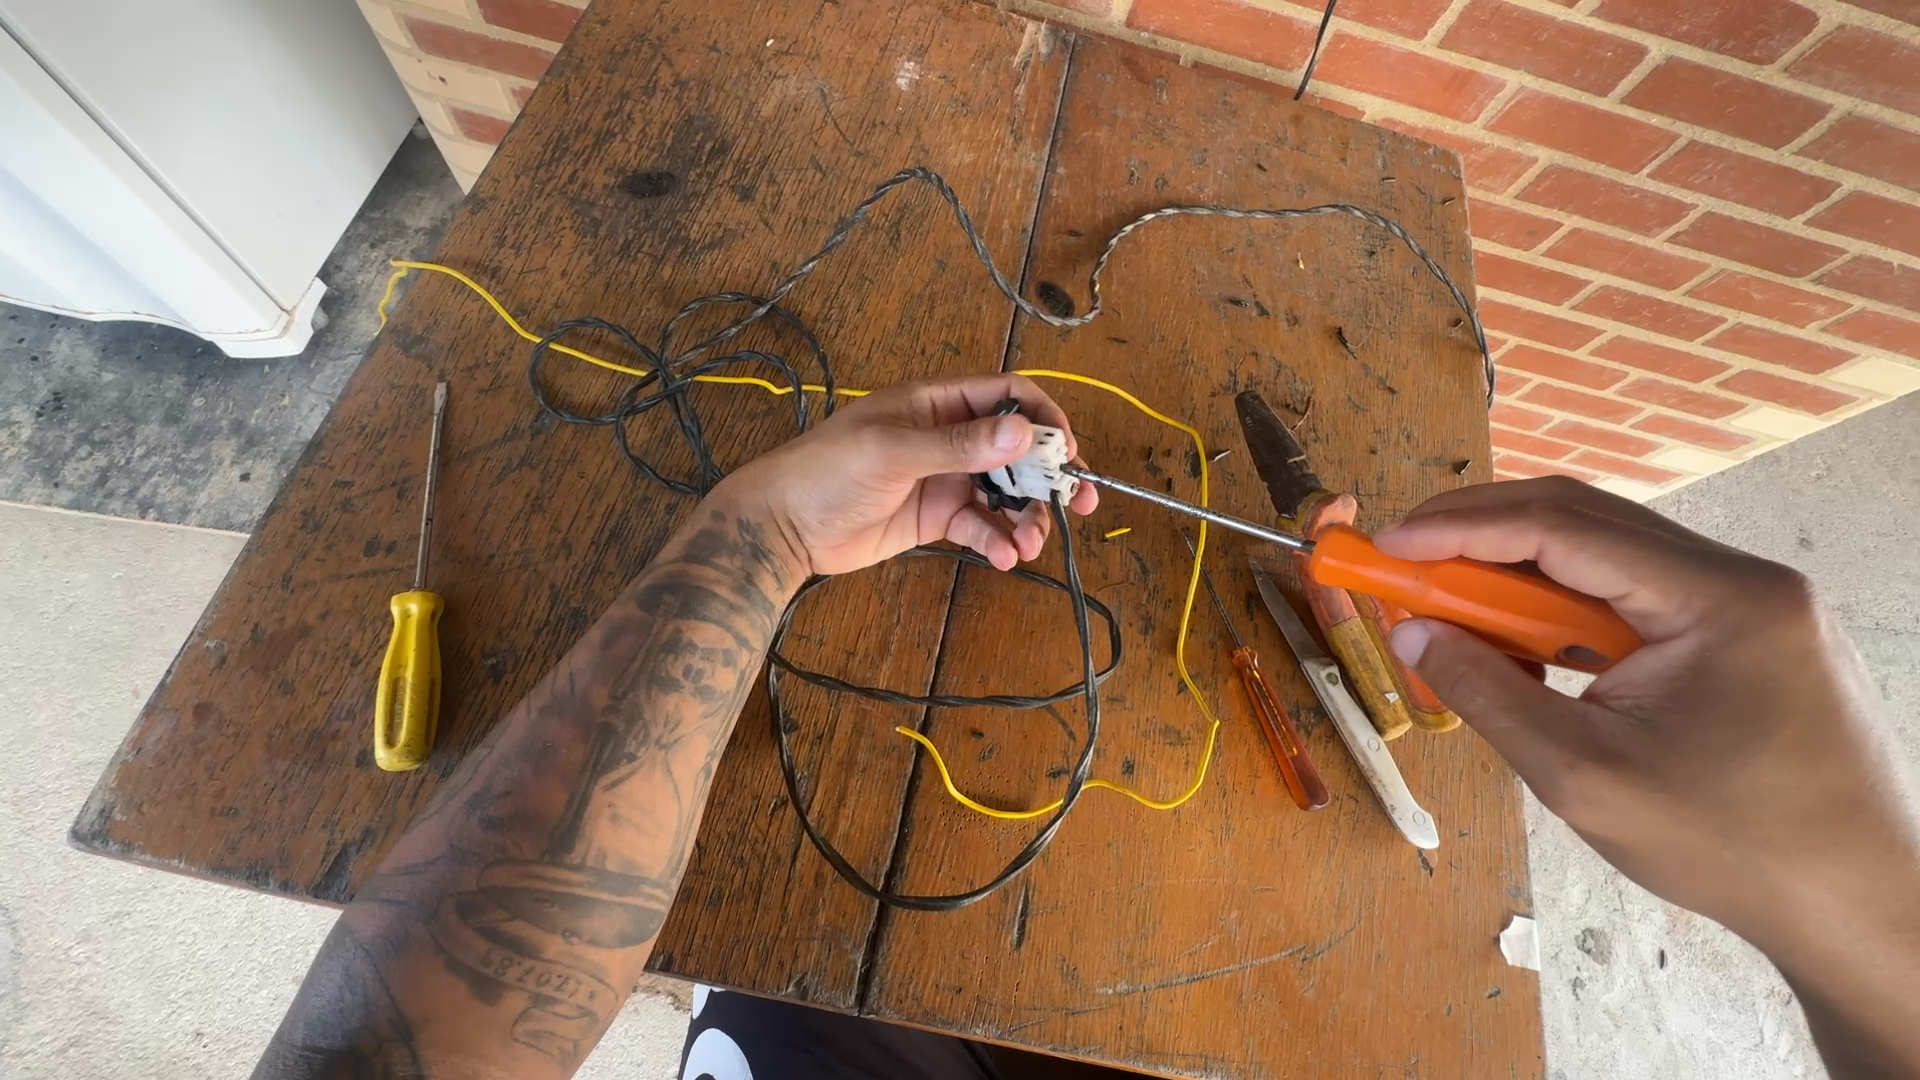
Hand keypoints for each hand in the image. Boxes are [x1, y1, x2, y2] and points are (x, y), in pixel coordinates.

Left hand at [712, 374, 1098, 577]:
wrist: (786, 526)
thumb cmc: (829, 471)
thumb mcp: (893, 452)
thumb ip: (958, 444)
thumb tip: (1023, 431)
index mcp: (938, 404)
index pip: (1006, 396)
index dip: (1042, 418)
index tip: (1066, 451)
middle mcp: (949, 438)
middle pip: (1015, 449)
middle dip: (1047, 475)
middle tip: (1079, 502)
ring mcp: (944, 479)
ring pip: (1003, 493)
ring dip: (1025, 516)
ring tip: (1032, 542)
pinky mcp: (936, 517)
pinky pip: (979, 526)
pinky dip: (995, 540)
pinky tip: (1004, 558)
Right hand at [1373, 478, 1919, 1073]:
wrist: (1864, 911)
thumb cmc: (1730, 846)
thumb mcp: (1579, 773)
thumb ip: (1483, 691)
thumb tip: (1407, 633)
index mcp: (1720, 600)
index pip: (1561, 529)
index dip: (1459, 527)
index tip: (1386, 542)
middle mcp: (1735, 578)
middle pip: (1577, 517)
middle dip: (1474, 528)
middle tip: (1399, 553)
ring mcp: (1736, 601)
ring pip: (1592, 547)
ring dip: (1505, 564)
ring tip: (1438, 593)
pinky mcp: (1724, 629)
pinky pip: (1612, 588)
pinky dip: (1542, 599)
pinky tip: (1507, 633)